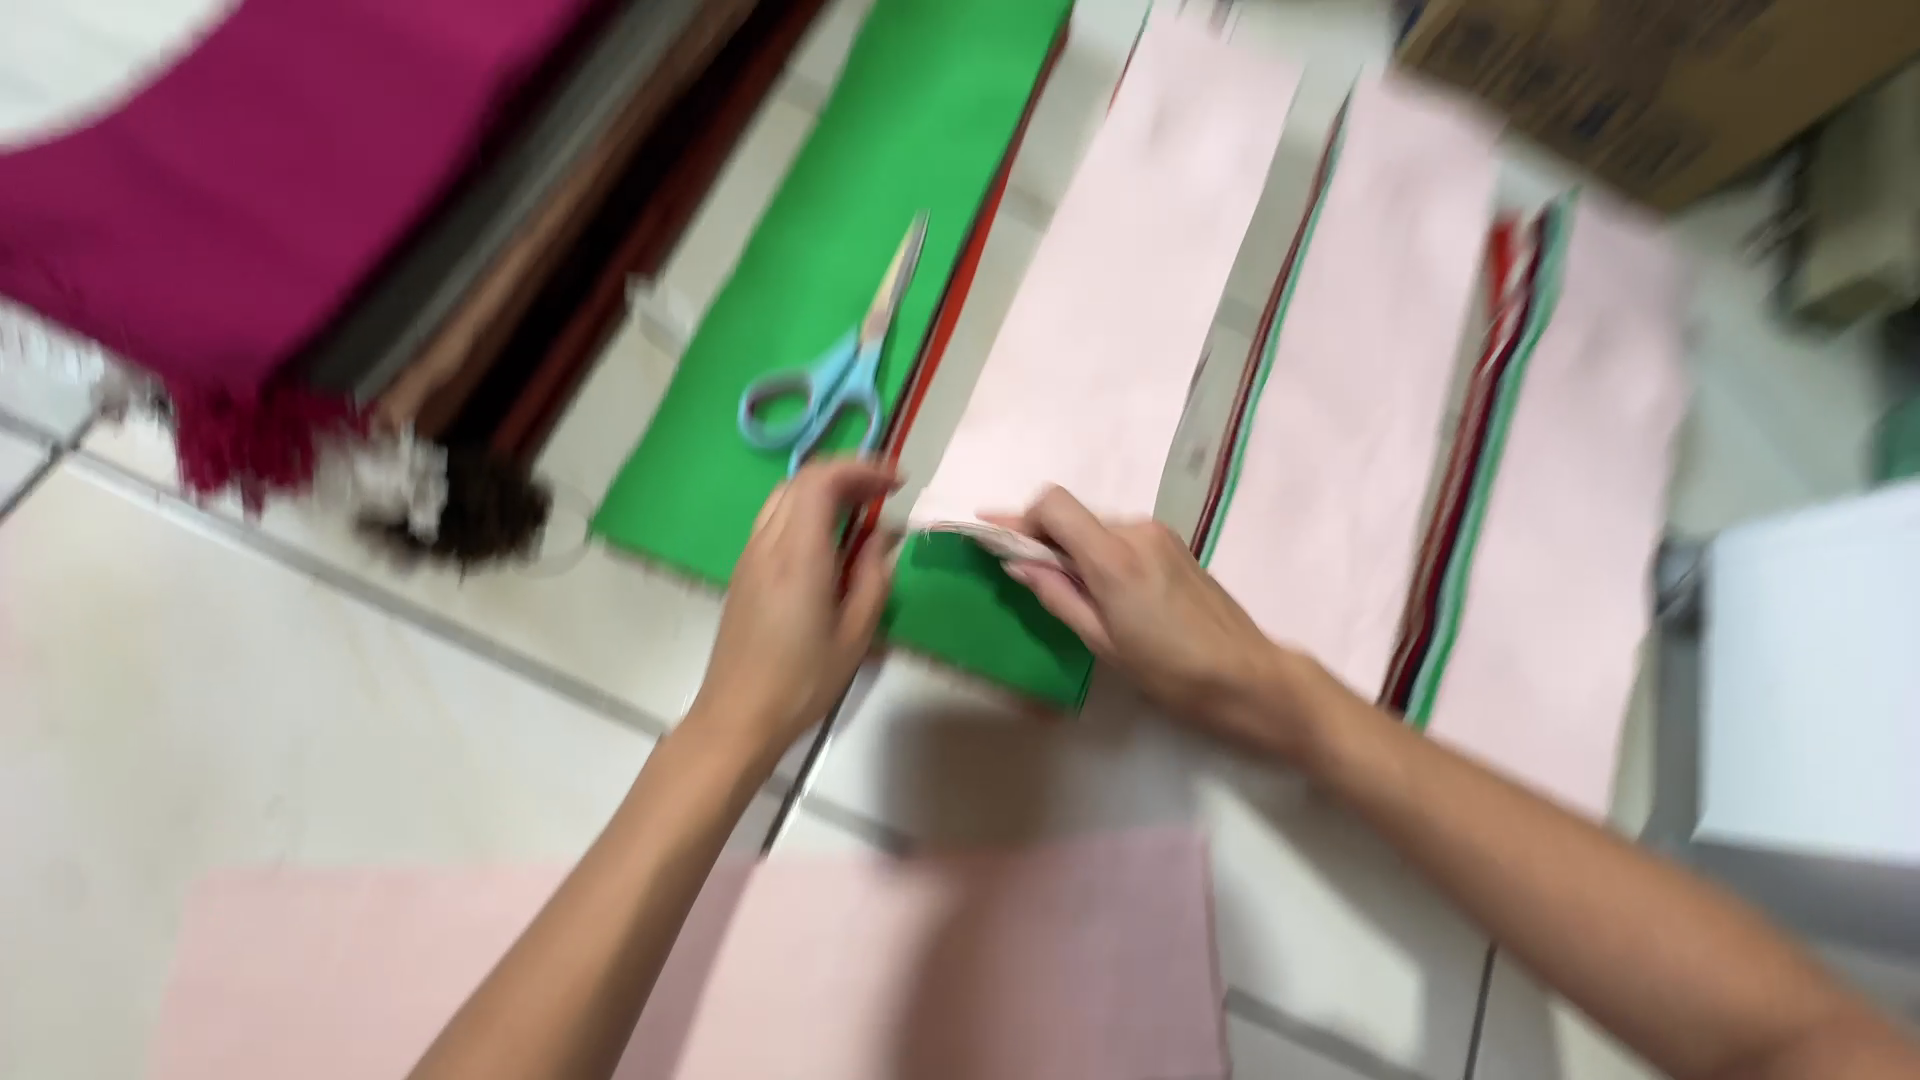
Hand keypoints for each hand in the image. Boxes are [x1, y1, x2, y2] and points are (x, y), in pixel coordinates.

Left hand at [690, 459, 898, 756]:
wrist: (738, 715)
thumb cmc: (802, 681)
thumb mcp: (856, 634)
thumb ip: (874, 576)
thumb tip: (880, 537)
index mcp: (798, 556)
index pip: (822, 481)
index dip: (862, 469)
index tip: (897, 482)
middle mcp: (768, 544)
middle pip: (802, 480)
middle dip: (847, 474)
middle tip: (884, 494)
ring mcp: (750, 555)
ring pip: (785, 496)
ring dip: (825, 490)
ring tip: (861, 511)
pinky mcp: (743, 570)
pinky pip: (775, 519)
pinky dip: (807, 510)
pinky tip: (830, 539)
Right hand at [989, 487, 1320, 760]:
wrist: (1246, 675)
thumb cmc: (1169, 670)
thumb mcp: (1101, 641)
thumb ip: (1056, 594)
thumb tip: (1017, 563)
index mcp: (1115, 556)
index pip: (1053, 504)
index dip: (1019, 518)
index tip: (995, 537)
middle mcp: (1137, 530)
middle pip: (1072, 514)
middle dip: (1041, 536)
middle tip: (1018, 568)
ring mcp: (1159, 534)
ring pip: (1095, 525)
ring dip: (1072, 547)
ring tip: (1065, 589)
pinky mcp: (1174, 544)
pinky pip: (1120, 536)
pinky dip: (1098, 552)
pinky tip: (1101, 588)